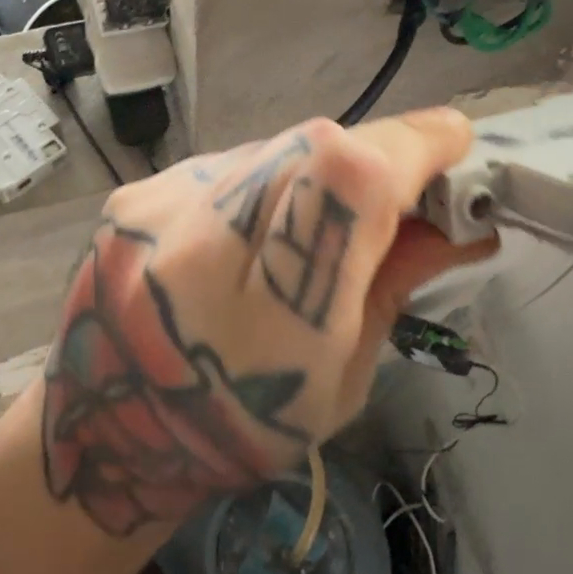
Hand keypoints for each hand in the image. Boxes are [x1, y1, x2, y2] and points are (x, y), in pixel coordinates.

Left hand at [38, 109, 492, 536]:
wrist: (109, 425)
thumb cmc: (239, 428)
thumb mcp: (338, 380)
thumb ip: (392, 287)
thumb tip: (462, 223)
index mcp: (271, 314)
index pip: (350, 183)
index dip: (414, 148)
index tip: (456, 145)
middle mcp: (207, 237)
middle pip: (318, 146)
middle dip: (380, 154)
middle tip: (402, 192)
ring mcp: (164, 204)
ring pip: (277, 146)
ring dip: (321, 167)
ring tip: (316, 225)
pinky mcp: (139, 192)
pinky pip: (232, 163)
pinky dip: (267, 180)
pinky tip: (253, 232)